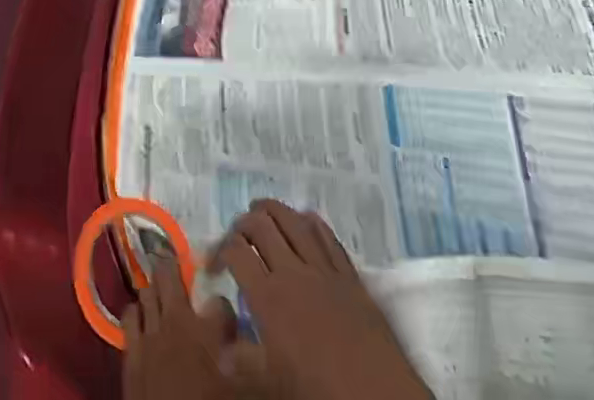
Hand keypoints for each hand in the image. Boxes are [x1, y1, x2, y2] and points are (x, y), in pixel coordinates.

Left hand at [121, 255, 235, 399]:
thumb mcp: (240, 389)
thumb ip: (245, 363)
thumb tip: (248, 348)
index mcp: (209, 333)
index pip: (219, 303)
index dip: (224, 308)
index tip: (225, 316)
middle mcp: (177, 321)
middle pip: (170, 277)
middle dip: (174, 268)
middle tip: (176, 265)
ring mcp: (149, 332)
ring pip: (147, 291)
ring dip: (155, 289)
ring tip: (160, 288)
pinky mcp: (130, 349)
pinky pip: (129, 314)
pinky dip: (136, 311)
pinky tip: (142, 316)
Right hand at [213, 200, 429, 399]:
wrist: (379, 398)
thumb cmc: (319, 390)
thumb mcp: (269, 380)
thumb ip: (238, 358)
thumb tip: (219, 348)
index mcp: (268, 296)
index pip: (234, 251)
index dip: (217, 252)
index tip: (214, 268)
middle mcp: (292, 272)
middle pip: (259, 224)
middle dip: (240, 223)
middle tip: (236, 238)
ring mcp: (323, 269)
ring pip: (291, 219)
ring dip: (270, 211)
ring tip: (260, 214)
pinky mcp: (349, 273)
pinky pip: (325, 233)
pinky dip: (307, 221)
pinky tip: (301, 223)